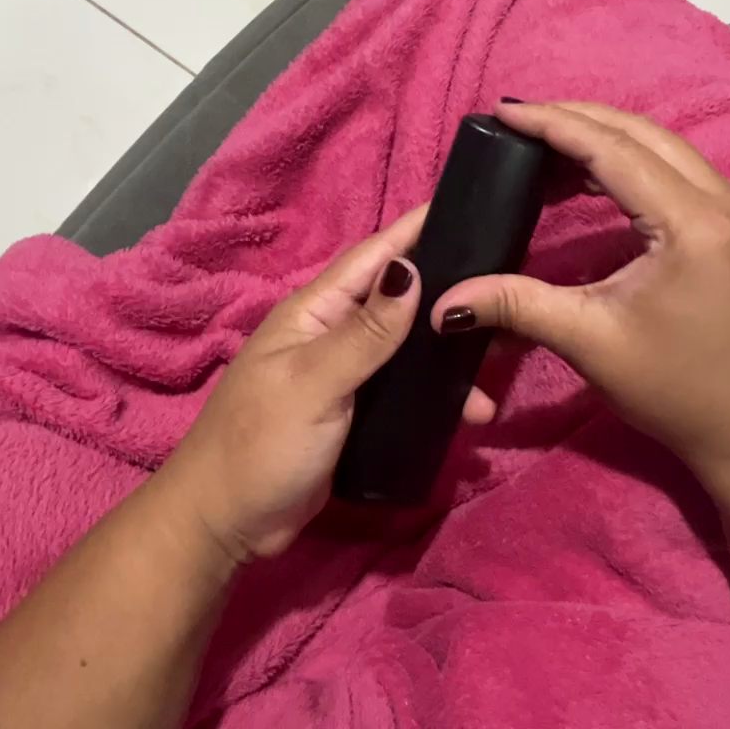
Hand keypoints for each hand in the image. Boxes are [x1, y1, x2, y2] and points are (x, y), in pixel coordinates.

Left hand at [159, 205, 497, 562]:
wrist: (226, 522)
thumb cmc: (261, 444)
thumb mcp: (313, 384)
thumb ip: (364, 334)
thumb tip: (411, 272)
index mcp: (314, 312)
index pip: (372, 258)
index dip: (413, 231)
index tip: (465, 207)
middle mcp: (332, 333)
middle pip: (396, 299)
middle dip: (444, 289)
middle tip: (502, 287)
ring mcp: (345, 374)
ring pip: (406, 347)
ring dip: (446, 351)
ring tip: (499, 356)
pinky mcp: (356, 412)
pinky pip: (403, 388)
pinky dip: (434, 392)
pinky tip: (468, 406)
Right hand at [432, 101, 729, 475]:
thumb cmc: (673, 387)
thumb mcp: (589, 341)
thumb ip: (515, 305)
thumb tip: (443, 301)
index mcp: (692, 225)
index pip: (613, 152)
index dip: (554, 126)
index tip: (504, 112)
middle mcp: (722, 201)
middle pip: (639, 133)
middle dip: (575, 119)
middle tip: (516, 122)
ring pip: (658, 144)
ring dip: (600, 136)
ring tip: (540, 145)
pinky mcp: (728, 220)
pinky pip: (670, 167)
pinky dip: (623, 158)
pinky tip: (583, 175)